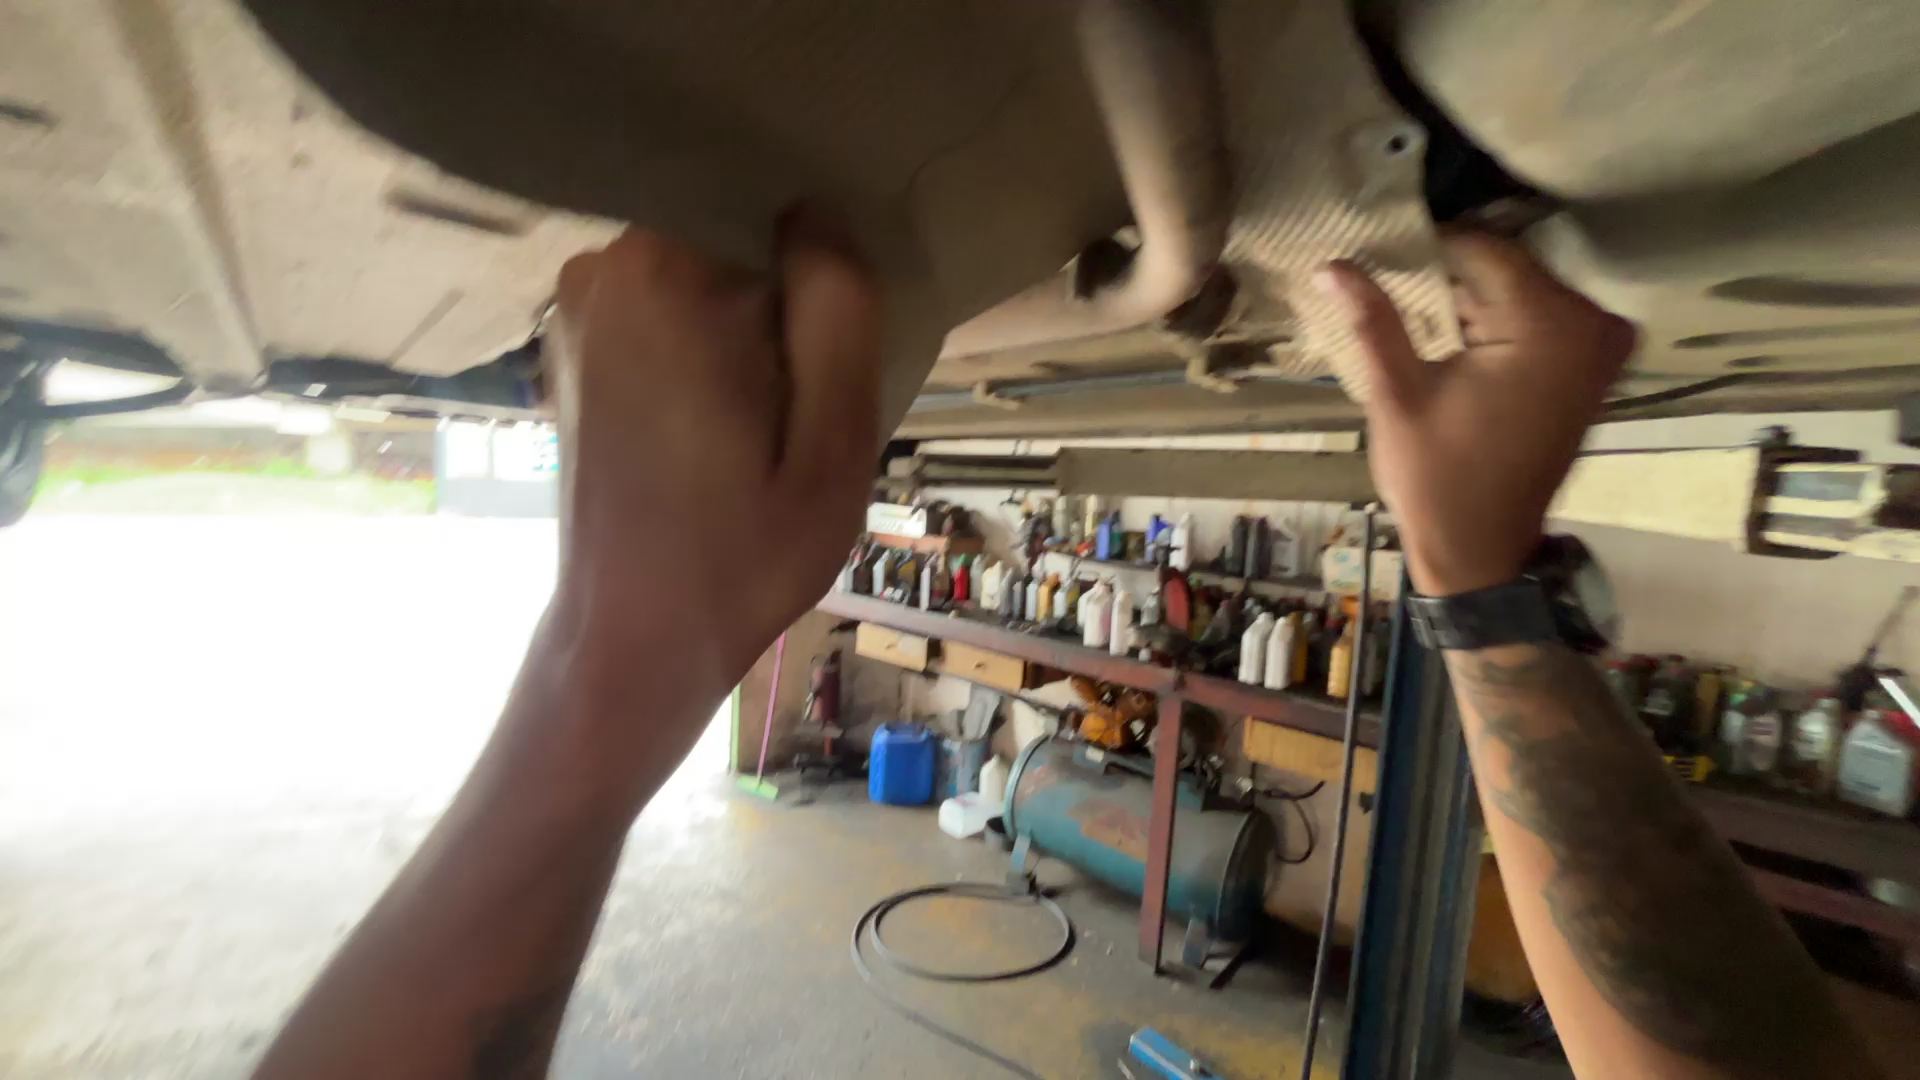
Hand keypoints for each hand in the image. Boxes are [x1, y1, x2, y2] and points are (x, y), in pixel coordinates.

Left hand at [545, 210, 881, 733]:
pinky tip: (717, 434)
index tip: (828, 367)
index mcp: (667, 277)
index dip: (818, 290)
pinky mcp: (573, 356)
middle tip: (798, 414)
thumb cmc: (744, 555)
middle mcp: (601, 273)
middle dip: (782, 315)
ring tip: (759, 431)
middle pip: (734, 250)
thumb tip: (820, 216)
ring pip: (702, 286)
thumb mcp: (832, 446)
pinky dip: (705, 357)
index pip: (775, 220)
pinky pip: (664, 321)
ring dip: (746, 342)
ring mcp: (576, 316)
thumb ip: (840, 315)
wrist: (634, 639)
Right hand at [1317, 231, 1635, 596]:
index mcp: (1548, 324)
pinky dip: (1494, 323)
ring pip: (1522, 292)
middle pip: (1507, 268)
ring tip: (1409, 313)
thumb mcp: (1395, 394)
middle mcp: (1592, 323)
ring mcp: (1601, 346)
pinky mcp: (1593, 367)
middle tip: (1385, 285)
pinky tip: (1450, 342)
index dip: (1427, 247)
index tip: (1377, 254)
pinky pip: (1538, 320)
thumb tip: (1332, 265)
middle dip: (1446, 274)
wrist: (1481, 544)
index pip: (1484, 250)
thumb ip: (1373, 321)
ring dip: (1468, 298)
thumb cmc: (1435, 475)